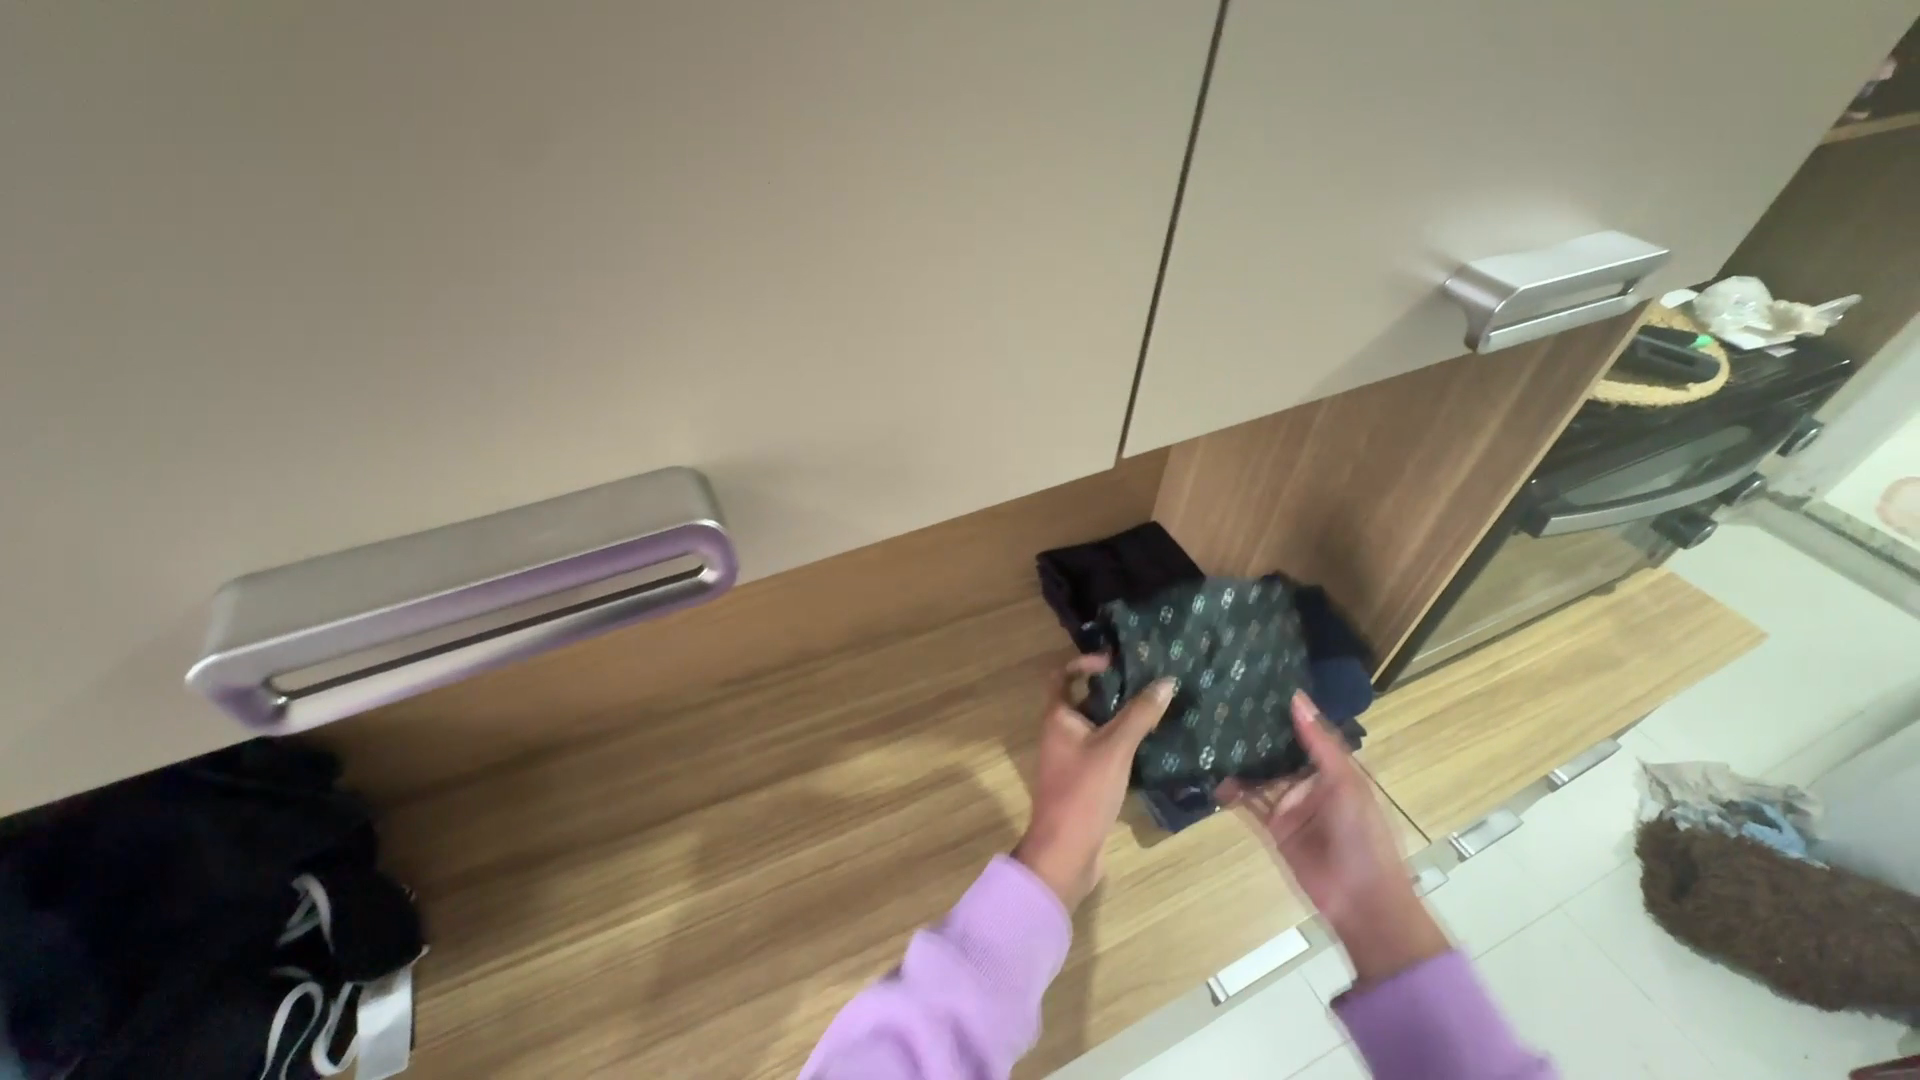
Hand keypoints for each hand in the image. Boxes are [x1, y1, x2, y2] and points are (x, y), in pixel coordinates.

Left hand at [1012, 654, 1173, 910]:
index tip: (1118, 662)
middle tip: (1150, 683)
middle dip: (1114, 691)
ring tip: (1158, 709)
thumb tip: (1166, 681)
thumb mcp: (1115, 748)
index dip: (1085, 663)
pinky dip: (1124, 745)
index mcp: (1058, 718)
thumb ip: (1139, 715)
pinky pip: (1105, 752)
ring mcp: (1071, 760)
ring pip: (1098, 728)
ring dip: (1123, 719)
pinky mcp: (1085, 781)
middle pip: (1085, 701)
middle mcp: (1060, 734)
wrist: (1065, 852)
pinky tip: (1153, 745)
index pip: (1063, 676)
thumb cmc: (1083, 792)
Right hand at [1219, 692, 1448, 983]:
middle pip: (1277, 754)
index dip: (1283, 713)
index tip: (1254, 686)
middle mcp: (1309, 784)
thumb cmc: (1363, 835)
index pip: (1304, 733)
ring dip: (1239, 761)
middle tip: (1221, 706)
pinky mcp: (1273, 828)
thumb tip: (1296, 698)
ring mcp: (1289, 806)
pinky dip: (1230, 793)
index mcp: (1333, 769)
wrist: (1362, 899)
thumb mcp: (1347, 783)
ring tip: (1209, 735)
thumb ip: (1320, 743)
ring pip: (1259, 777)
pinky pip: (1248, 805)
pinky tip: (1211, 776)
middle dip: (1255, 735)